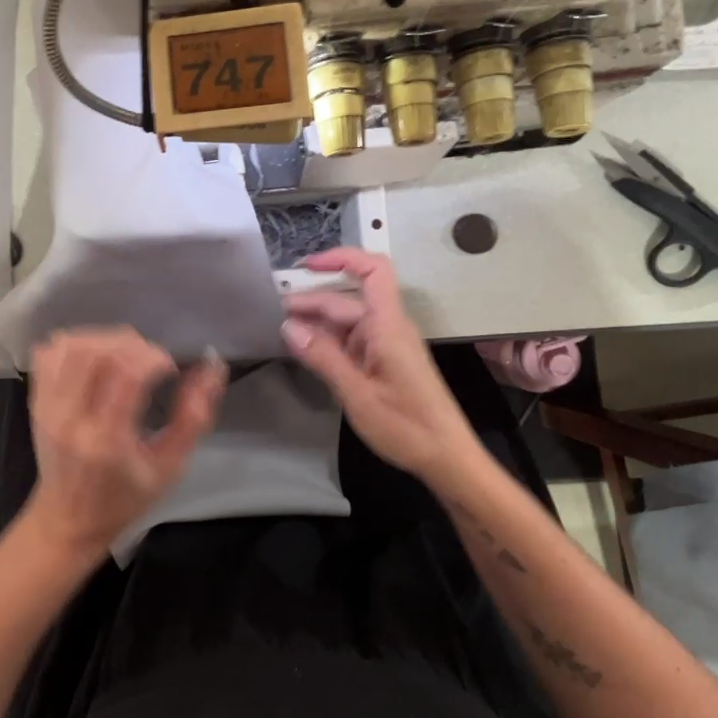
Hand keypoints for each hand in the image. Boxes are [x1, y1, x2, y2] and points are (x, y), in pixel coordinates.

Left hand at [25, 328, 226, 555]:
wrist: (68, 520)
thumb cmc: (124, 498)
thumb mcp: (170, 467)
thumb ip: (194, 418)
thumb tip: (213, 368)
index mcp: (106, 440)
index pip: (126, 374)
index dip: (153, 357)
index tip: (169, 366)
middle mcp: (71, 418)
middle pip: (94, 352)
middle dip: (130, 344)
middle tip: (149, 358)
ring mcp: (47, 407)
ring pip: (70, 346)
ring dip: (104, 339)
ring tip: (125, 354)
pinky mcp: (35, 401)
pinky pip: (48, 354)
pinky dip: (74, 344)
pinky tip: (96, 358)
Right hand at [280, 248, 481, 477]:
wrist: (447, 458)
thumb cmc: (407, 426)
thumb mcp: (358, 394)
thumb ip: (323, 357)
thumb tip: (288, 326)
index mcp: (388, 326)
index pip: (372, 271)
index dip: (340, 258)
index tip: (304, 267)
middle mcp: (388, 328)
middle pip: (346, 300)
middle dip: (310, 301)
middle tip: (270, 314)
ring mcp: (386, 345)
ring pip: (345, 321)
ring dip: (315, 323)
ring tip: (280, 331)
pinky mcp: (383, 363)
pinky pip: (350, 341)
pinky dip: (326, 341)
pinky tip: (304, 350)